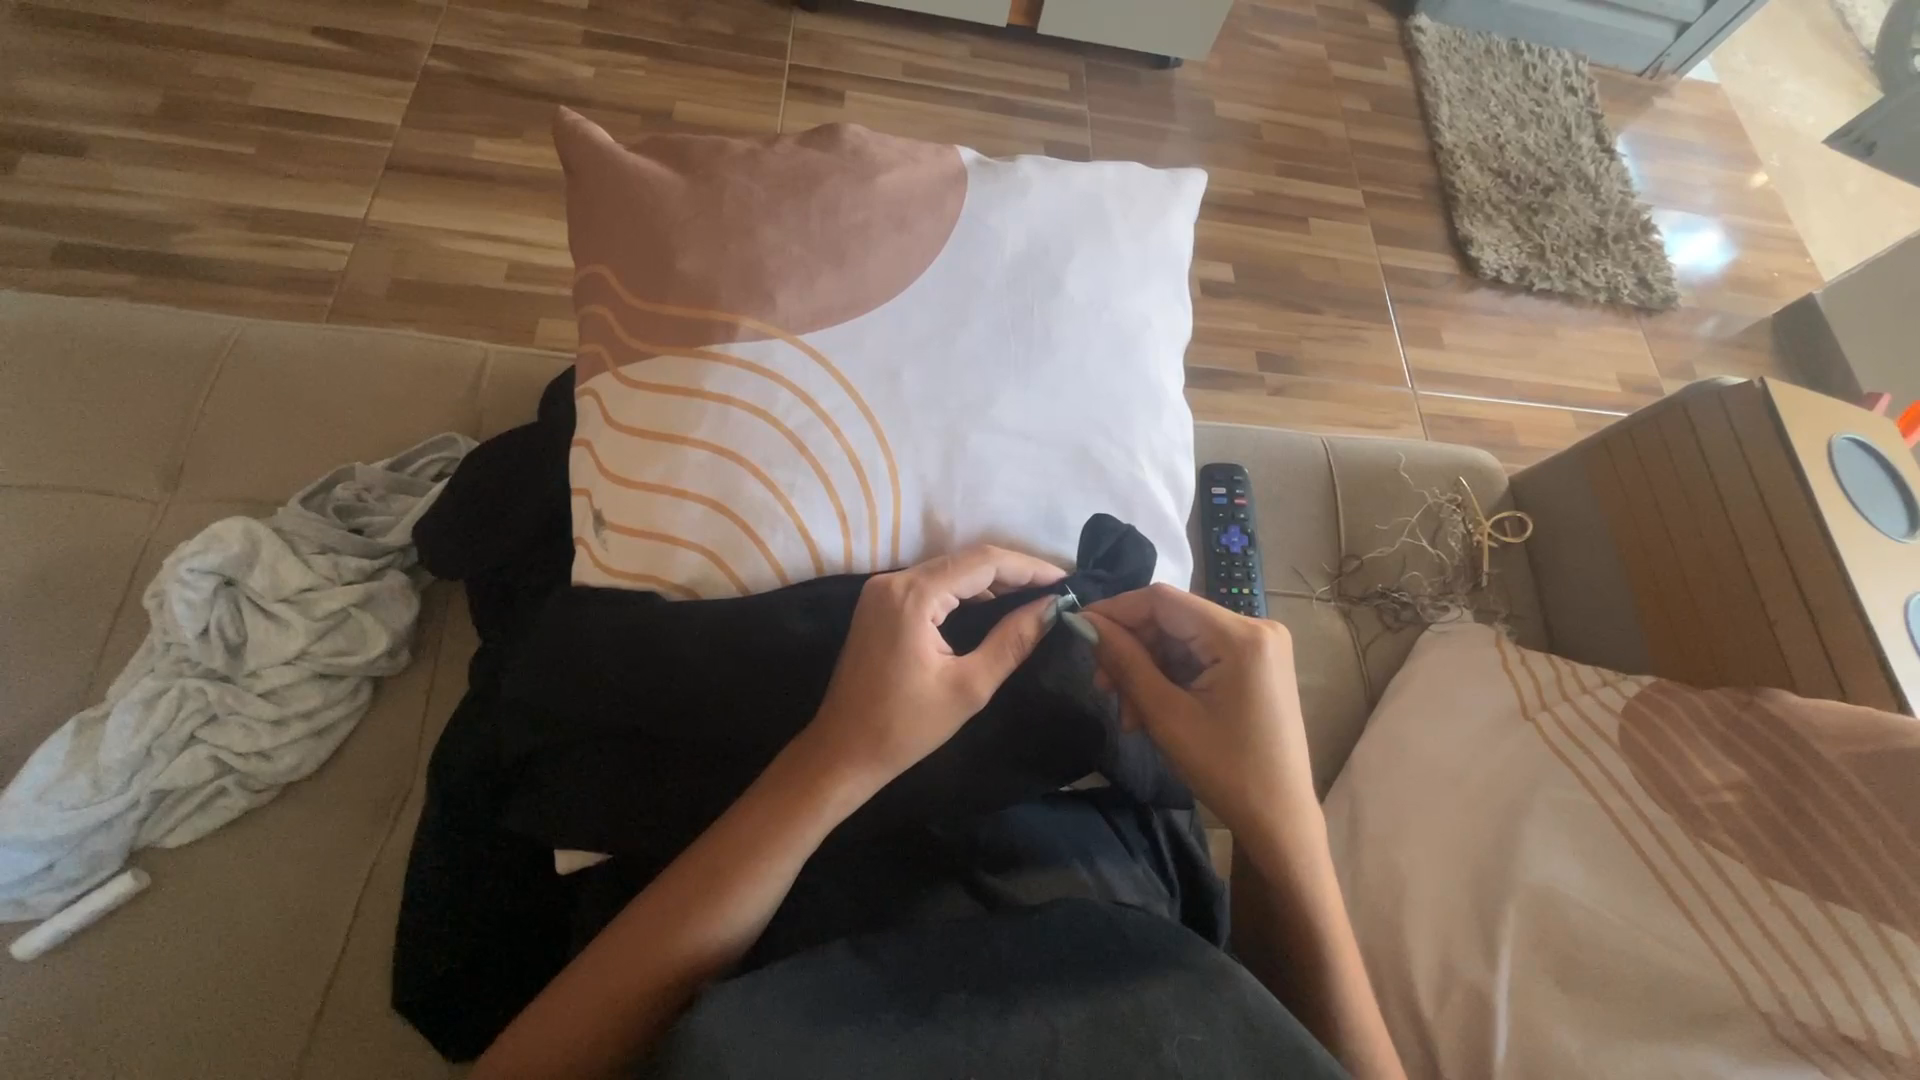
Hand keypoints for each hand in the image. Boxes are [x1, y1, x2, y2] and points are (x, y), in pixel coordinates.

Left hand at [800, 546, 1065, 790]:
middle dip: (1013, 571)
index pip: (983, 562)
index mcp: (913, 596)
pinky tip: (992, 603)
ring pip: (948, 569)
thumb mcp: (970, 686)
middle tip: (1056, 587)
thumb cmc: (905, 727)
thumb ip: (1013, 640)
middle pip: (965, 560)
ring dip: (990, 579)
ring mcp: (882, 590)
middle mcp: (893, 581)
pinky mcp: (879, 603)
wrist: (842, 751)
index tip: (1066, 580)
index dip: (1028, 567)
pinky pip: (930, 583)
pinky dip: (963, 590)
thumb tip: (1052, 608)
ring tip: (1034, 594)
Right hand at [1081, 584, 1315, 838]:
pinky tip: (1150, 710)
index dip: (1116, 610)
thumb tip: (1086, 622)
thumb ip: (1124, 661)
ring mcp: (1258, 646)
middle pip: (1171, 619)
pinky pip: (1198, 655)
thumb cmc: (1225, 770)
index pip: (1162, 600)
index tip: (1079, 631)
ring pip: (1180, 639)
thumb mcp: (1165, 715)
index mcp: (1241, 636)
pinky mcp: (1255, 664)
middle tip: (1102, 688)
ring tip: (1128, 715)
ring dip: (1146, 669)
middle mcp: (1255, 627)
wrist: (1279, 819)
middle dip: (1131, 650)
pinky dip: (1169, 677)